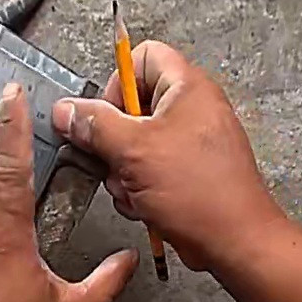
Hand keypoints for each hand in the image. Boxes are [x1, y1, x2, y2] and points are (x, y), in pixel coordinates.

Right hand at [51, 41, 292, 271]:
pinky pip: (150, 176)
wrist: (234, 243)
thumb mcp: (135, 150)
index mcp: (188, 89)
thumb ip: (95, 125)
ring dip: (125, 175)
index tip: (107, 116)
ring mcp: (192, 148)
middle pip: (132, 110)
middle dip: (115, 142)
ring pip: (136, 149)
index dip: (116, 83)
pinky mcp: (190, 178)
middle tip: (117, 162)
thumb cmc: (200, 193)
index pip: (141, 58)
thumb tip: (67, 111)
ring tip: (136, 191)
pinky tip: (147, 208)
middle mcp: (192, 113)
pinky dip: (141, 193)